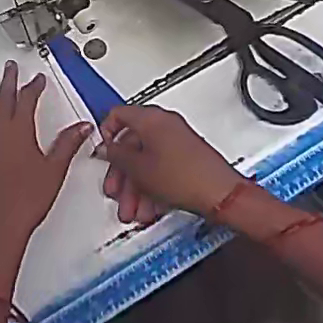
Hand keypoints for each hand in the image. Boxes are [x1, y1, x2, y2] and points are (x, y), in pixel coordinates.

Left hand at [0, 61, 91, 279]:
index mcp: (20, 133)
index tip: (38, 79)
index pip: (27, 101)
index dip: (34, 87)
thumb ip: (68, 145)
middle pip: (4, 100)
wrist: (2, 224)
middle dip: (9, 82)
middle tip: (10, 68)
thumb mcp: (55, 170)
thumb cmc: (27, 200)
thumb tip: (81, 128)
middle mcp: (0, 135)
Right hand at [97, 105, 244, 220]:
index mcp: (151, 118)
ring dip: (136, 187)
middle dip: (122, 173)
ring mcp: (177, 141)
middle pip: (132, 144)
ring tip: (134, 208)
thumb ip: (115, 155)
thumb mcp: (137, 168)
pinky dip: (152, 186)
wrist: (220, 195)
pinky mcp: (187, 158)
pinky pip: (161, 168)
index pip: (118, 115)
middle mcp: (165, 124)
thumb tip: (105, 148)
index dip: (106, 133)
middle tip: (117, 190)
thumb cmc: (185, 177)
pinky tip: (149, 207)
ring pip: (146, 161)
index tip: (103, 150)